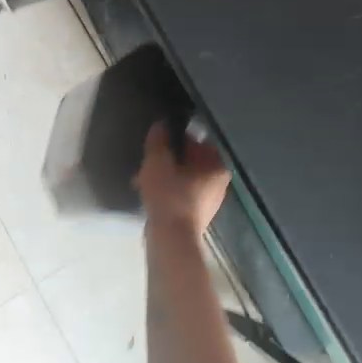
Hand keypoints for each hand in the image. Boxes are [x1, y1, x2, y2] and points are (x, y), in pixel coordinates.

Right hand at [136, 121, 229, 238]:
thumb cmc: (169, 194)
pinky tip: (148, 192)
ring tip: (142, 177)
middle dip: (170, 158)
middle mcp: (219, 183)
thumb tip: (161, 124)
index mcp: (217, 166)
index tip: (161, 140)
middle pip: (193, 161)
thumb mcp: (158, 161)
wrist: (171, 238)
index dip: (179, 137)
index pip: (200, 141)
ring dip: (166, 174)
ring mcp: (210, 201)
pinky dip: (168, 189)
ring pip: (185, 178)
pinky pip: (182, 193)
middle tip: (150, 158)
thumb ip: (159, 140)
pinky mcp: (197, 215)